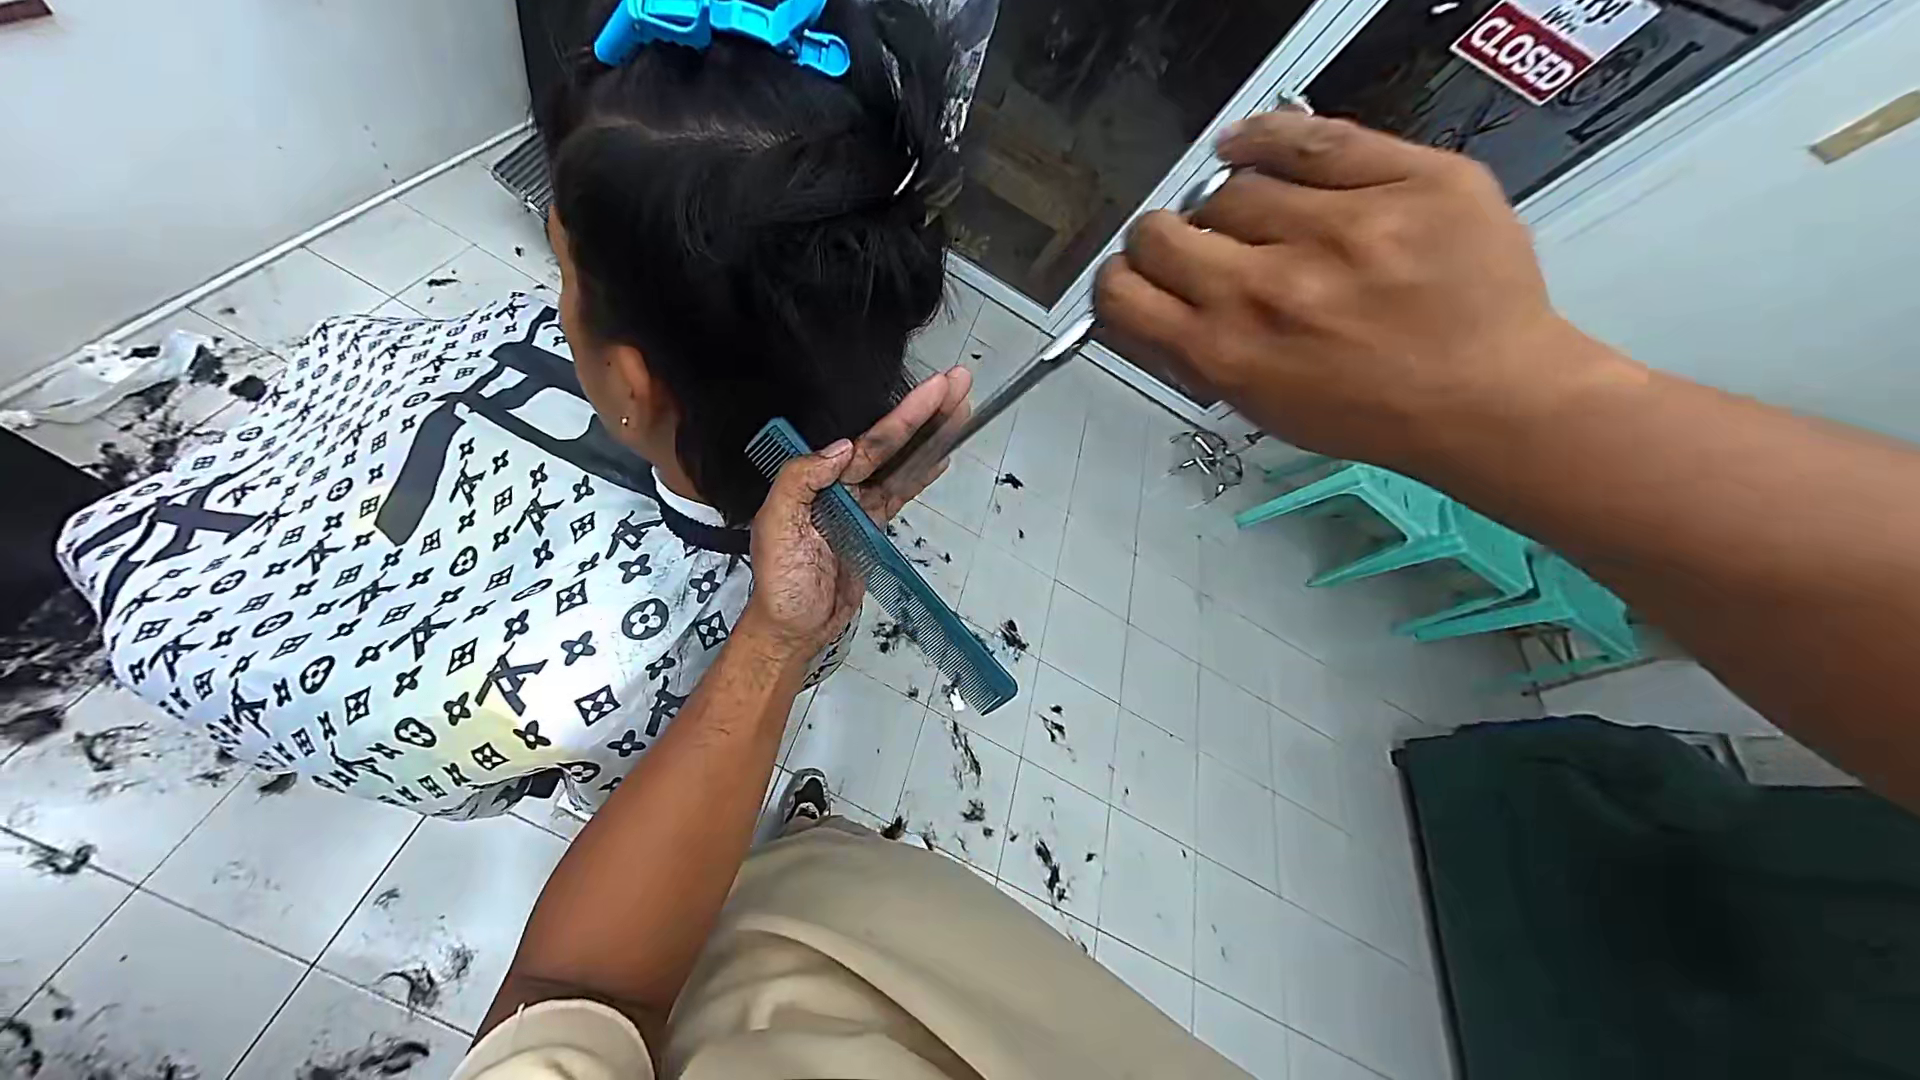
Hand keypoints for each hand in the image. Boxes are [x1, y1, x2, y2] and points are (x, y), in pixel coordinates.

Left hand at [740, 367, 972, 655]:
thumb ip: (801, 481)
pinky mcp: (874, 527)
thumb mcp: (775, 527)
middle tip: (958, 383)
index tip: (933, 389)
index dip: (904, 416)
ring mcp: (862, 506)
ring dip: (931, 438)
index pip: (868, 442)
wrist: (795, 626)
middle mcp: (842, 486)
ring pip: (902, 465)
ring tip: (960, 411)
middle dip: (926, 413)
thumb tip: (841, 448)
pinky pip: (902, 494)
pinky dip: (922, 475)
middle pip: (891, 444)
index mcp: (819, 479)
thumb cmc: (780, 583)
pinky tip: (941, 456)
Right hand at [1095, 109, 1632, 469]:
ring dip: (1227, 207)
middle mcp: (1266, 290)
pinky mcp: (1405, 181)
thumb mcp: (1255, 404)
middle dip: (1160, 240)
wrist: (1482, 397)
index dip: (1117, 282)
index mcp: (1224, 352)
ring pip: (1227, 187)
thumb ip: (1190, 355)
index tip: (1135, 280)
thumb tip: (1142, 307)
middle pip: (1158, 232)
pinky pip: (1307, 136)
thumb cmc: (1360, 413)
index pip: (1122, 293)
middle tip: (1187, 247)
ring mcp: (1338, 229)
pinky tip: (1246, 146)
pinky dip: (1263, 137)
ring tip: (1255, 222)